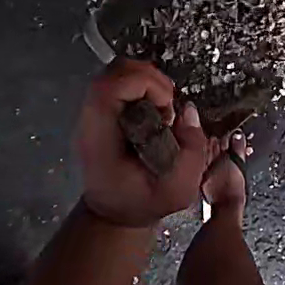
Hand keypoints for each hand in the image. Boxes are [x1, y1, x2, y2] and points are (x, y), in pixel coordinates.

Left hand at [73, 60, 205, 226]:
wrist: (115, 212)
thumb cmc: (143, 203)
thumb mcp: (178, 190)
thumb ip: (191, 153)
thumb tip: (189, 114)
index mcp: (101, 140)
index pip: (109, 88)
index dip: (144, 84)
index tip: (167, 104)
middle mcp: (92, 122)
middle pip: (113, 72)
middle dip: (150, 79)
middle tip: (169, 104)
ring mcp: (95, 114)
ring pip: (117, 72)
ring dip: (149, 82)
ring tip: (165, 109)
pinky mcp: (104, 112)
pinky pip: (121, 83)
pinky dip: (144, 87)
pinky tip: (157, 111)